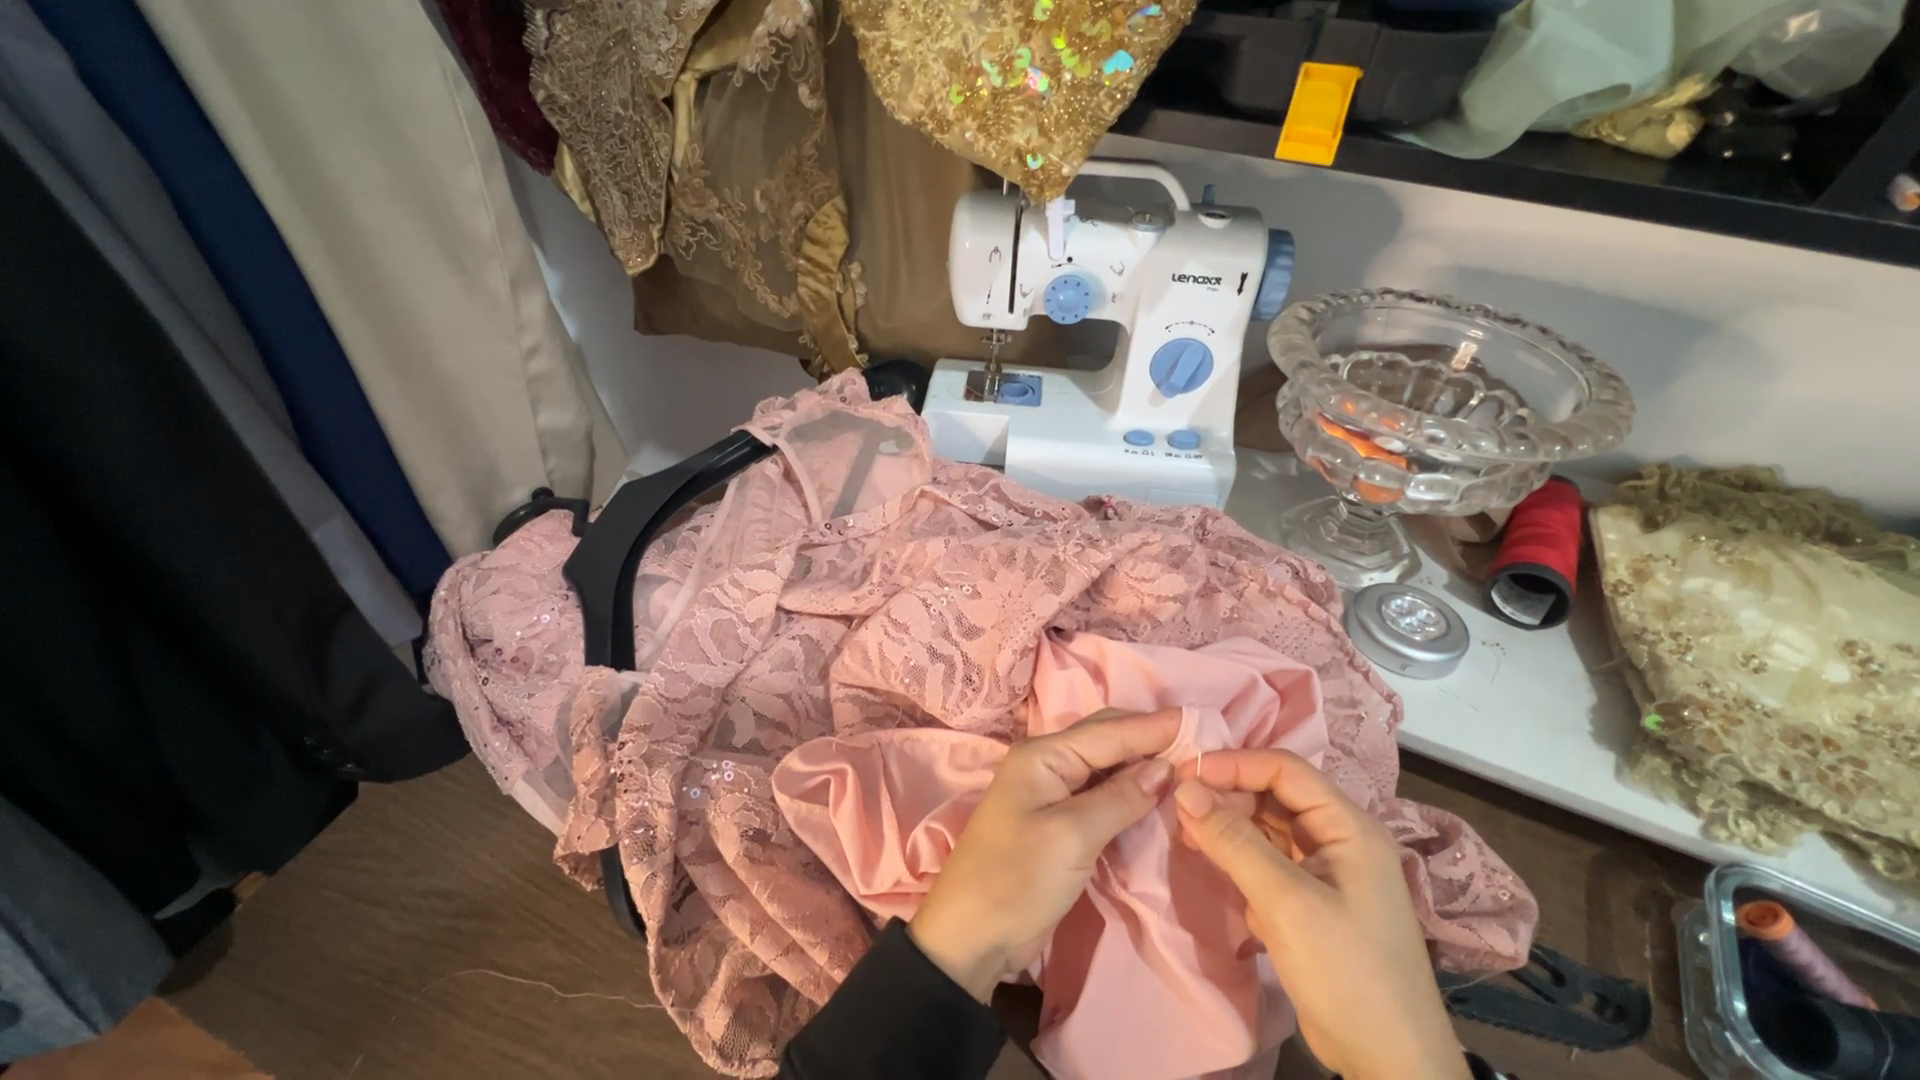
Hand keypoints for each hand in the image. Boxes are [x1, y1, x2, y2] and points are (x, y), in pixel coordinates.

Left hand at [908, 709, 1180, 1001]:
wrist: (971, 936)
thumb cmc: (1017, 879)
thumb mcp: (1072, 836)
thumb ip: (1120, 798)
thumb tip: (1165, 767)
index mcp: (1043, 755)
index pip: (1109, 731)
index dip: (1156, 727)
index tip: (1203, 721)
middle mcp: (1047, 763)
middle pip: (1106, 739)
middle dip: (1150, 738)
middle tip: (1202, 741)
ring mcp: (1051, 793)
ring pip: (1106, 765)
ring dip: (1142, 762)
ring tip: (1190, 762)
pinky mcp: (1059, 821)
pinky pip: (1101, 792)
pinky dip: (1129, 789)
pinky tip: (1157, 793)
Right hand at [1174, 750, 1467, 1079]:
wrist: (1390, 1060)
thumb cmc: (1347, 971)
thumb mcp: (1286, 902)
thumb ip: (1234, 841)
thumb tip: (1184, 789)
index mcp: (1348, 826)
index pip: (1285, 770)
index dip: (1234, 764)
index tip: (1183, 774)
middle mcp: (1338, 839)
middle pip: (1273, 795)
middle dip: (1226, 794)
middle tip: (1177, 807)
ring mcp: (1324, 871)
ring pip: (1266, 827)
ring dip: (1227, 826)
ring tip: (1186, 833)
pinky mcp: (1308, 900)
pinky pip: (1266, 860)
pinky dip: (1237, 856)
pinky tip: (1210, 862)